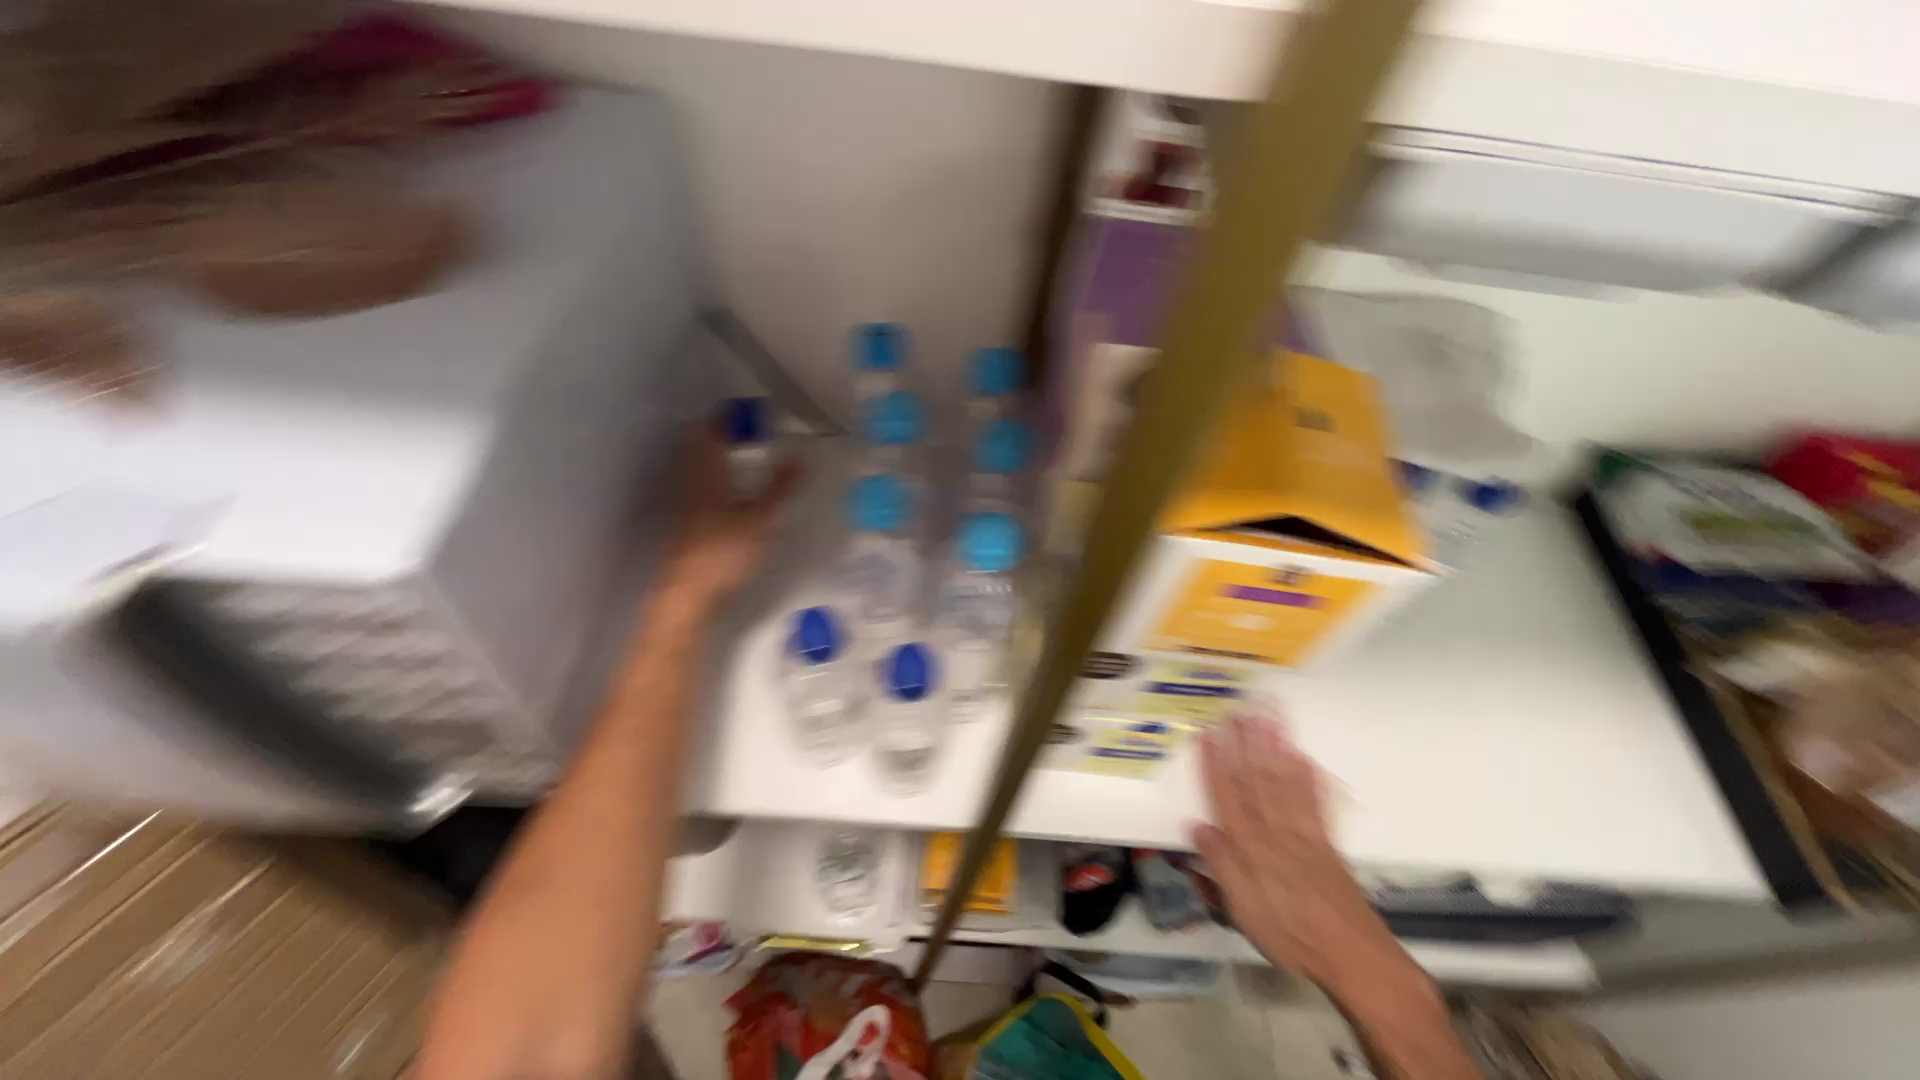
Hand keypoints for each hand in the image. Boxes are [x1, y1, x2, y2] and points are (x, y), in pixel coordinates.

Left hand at [661, 425, 801, 605]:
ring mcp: (687, 503)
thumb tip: (798, 453)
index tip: (750, 408)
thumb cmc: (723, 552)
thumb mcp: (760, 519)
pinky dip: (717, 476)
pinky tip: (735, 490)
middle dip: (721, 431)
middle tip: (748, 428)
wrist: (687, 594)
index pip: (710, 430)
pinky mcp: (689, 523)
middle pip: (699, 444)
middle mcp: (692, 481)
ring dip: (718, 453)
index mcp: (707, 473)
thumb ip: (780, 487)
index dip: (727, 415)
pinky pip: (701, 485)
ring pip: (698, 465)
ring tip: (745, 453)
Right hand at [1192, 710, 1426, 1004]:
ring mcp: (1306, 835)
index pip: (1228, 796)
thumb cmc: (1289, 933)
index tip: (1208, 731)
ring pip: (1286, 783)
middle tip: (1242, 708)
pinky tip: (1306, 760)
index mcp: (1250, 846)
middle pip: (1258, 780)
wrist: (1352, 954)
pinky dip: (1311, 780)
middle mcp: (1277, 832)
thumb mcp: (1242, 907)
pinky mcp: (1328, 846)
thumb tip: (1197, 824)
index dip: (1216, 763)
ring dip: (1276, 748)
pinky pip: (1317, 804)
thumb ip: (1221, 863)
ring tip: (1270, 718)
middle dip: (1248, 743)